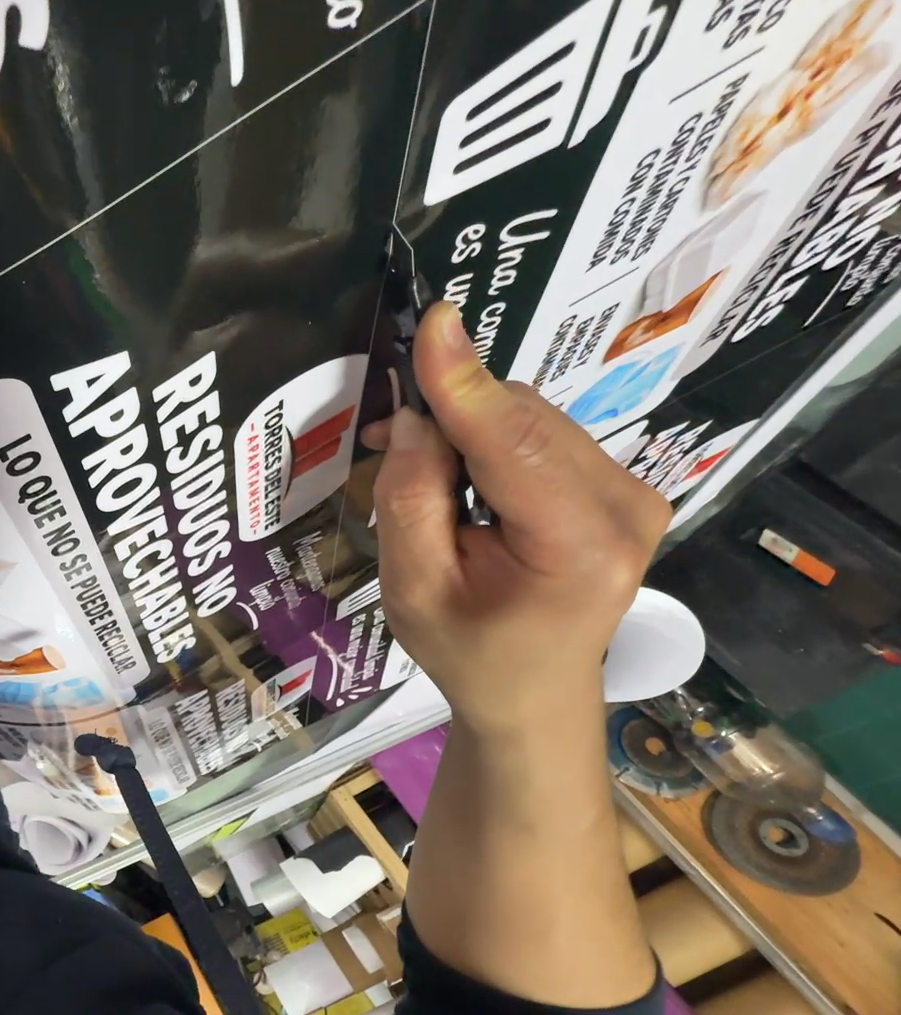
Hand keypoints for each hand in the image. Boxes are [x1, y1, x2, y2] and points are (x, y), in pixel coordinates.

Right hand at [365, 304, 671, 730]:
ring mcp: (633, 492)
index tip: (433, 320)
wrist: (531, 694)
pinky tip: (455, 470)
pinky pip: (539, 434)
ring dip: (464, 425)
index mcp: (577, 543)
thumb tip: (416, 418)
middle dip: (448, 414)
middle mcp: (625, 505)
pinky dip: (487, 437)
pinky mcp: (620, 488)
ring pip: (530, 418)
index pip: (512, 441)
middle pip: (521, 419)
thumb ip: (410, 500)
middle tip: (380, 443)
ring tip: (411, 464)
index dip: (465, 381)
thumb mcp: (412, 586)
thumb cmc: (464, 651)